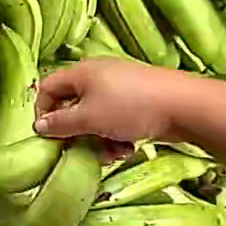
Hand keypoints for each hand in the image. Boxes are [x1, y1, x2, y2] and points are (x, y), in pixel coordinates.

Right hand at [33, 58, 212, 143]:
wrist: (186, 106)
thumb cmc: (129, 108)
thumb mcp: (88, 119)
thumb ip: (60, 124)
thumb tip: (39, 127)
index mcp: (81, 72)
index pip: (48, 88)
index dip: (42, 111)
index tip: (48, 134)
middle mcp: (98, 76)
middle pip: (72, 105)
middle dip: (76, 131)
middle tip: (79, 149)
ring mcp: (120, 87)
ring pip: (95, 115)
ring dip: (97, 138)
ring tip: (111, 153)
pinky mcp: (138, 100)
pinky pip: (115, 117)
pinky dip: (115, 135)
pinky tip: (126, 149)